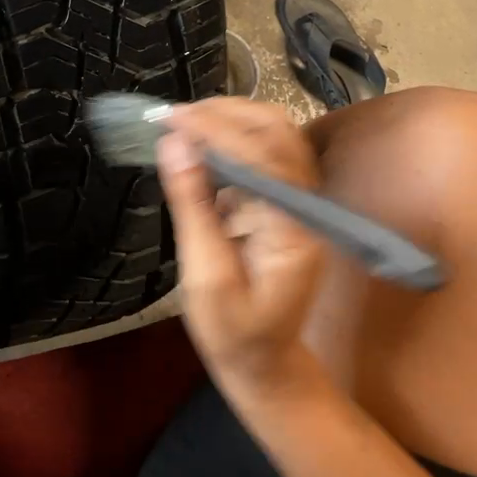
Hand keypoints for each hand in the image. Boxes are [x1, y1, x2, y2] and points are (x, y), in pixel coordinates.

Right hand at [158, 97, 328, 398]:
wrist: (264, 363)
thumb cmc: (234, 332)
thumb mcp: (206, 276)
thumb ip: (192, 205)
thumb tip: (173, 143)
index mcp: (294, 229)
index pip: (263, 157)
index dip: (216, 130)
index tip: (171, 119)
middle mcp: (305, 206)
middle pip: (278, 132)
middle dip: (226, 113)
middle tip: (173, 116)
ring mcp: (297, 201)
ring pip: (273, 134)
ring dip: (228, 118)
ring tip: (180, 121)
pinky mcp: (280, 200)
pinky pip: (261, 152)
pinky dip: (228, 135)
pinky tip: (196, 140)